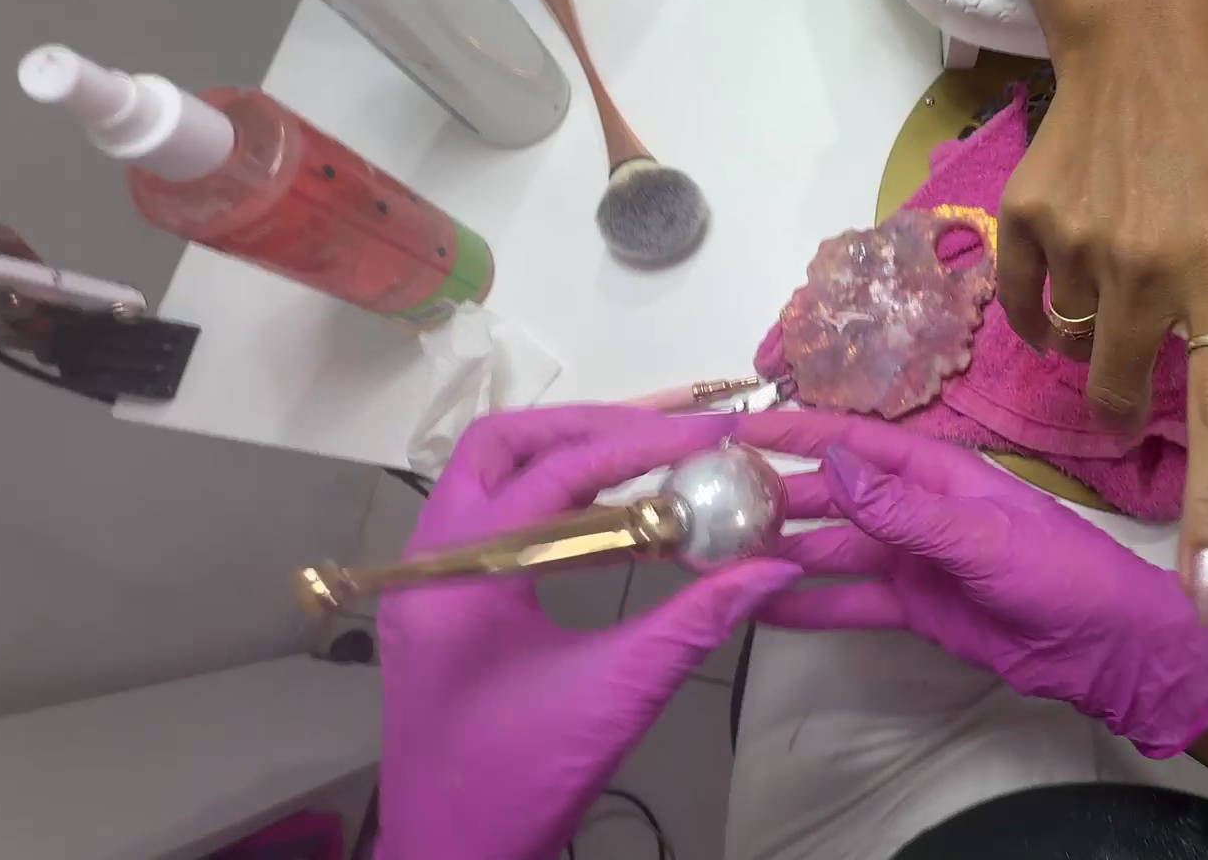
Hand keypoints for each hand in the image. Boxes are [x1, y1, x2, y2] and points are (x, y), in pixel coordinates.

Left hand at [376, 406, 801, 859]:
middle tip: (665, 431)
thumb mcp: (620, 693)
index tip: (703, 434)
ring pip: (499, 471)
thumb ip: (699, 618)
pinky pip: (511, 512)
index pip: (552, 477)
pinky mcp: (456, 593)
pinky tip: (626, 510)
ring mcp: (436, 576)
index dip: (635, 445)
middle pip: (501, 446)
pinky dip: (570, 495)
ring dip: (577, 451)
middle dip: (589, 425)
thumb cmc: (523, 783)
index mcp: (457, 583)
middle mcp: (431, 563)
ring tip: (652, 452)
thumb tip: (776, 565)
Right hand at [739, 410, 1207, 757]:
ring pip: (832, 548)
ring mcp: (909, 556)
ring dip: (782, 552)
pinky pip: (850, 601)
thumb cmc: (1054, 570)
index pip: (853, 442)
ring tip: (719, 560)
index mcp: (933, 472)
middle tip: (710, 503)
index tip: (737, 430)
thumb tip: (831, 463)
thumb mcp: (977, 535)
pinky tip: (761, 611)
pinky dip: (809, 606)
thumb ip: (902, 507)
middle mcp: (913, 507)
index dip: (796, 432)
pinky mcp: (911, 604)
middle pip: (832, 494)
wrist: (1101, 645)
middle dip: (776, 496)